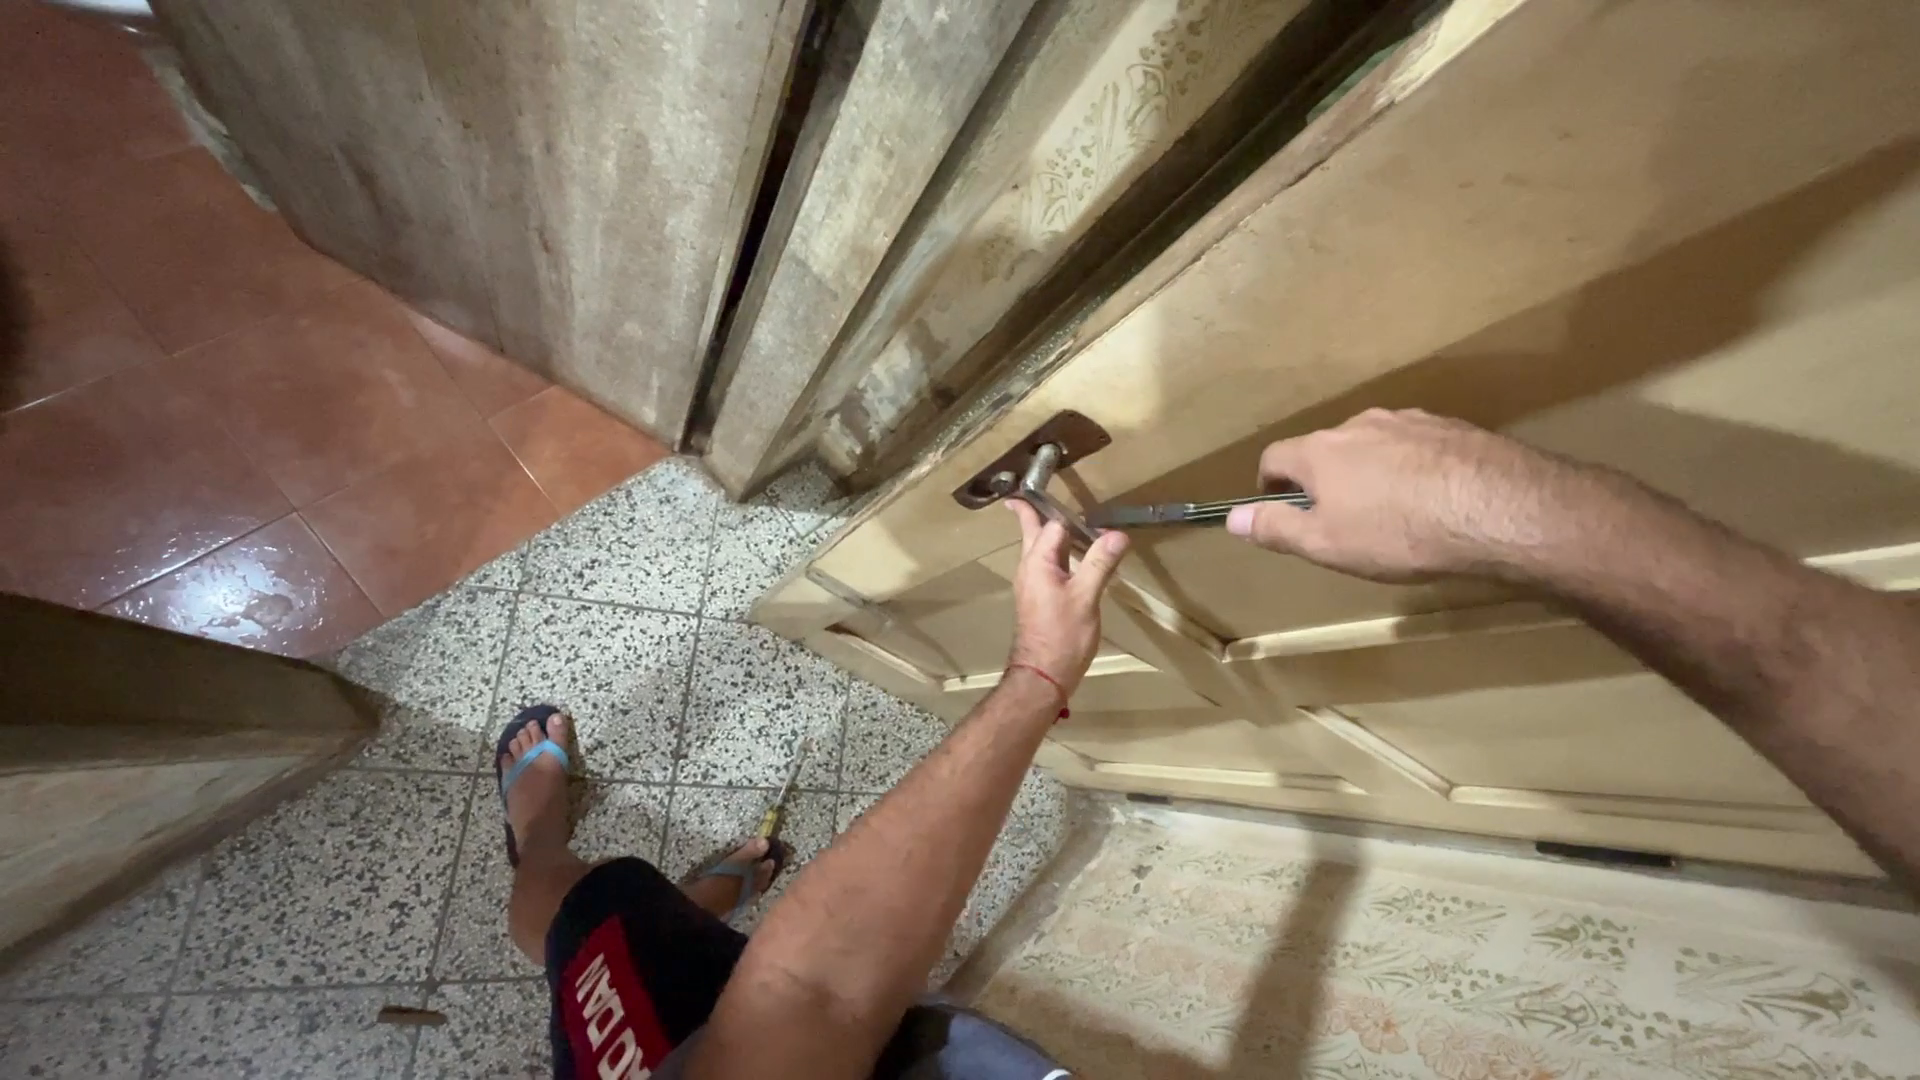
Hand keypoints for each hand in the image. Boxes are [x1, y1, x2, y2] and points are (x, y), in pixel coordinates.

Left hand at [1005, 500, 1129, 695]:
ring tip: (1063, 522)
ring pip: (1039, 550)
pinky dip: (1058, 556)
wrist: (1042, 675)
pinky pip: (1046, 567)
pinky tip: (1074, 561)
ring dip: (1049, 535)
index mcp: (1037, 563)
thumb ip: (1099, 563)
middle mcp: (1029, 569)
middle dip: (1031, 513)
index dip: (1071, 515)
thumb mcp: (1086, 597)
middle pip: (1032, 533)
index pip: (1052, 525)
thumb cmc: (1062, 636)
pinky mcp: (1038, 598)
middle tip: (1026, 493)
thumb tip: (1116, 534)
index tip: (1084, 504)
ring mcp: (1031, 584)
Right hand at [1224, 408, 1582, 581]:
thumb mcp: (1325, 543)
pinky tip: (1435, 499)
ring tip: (1394, 511)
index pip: (1274, 456)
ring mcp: (1411, 421)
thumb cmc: (1399, 533)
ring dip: (1370, 472)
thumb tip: (1233, 517)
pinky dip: (1413, 469)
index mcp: (1320, 451)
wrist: (1505, 511)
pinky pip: (1417, 447)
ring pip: (1373, 446)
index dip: (1270, 484)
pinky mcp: (1455, 428)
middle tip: (1341, 519)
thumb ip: (1275, 527)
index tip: (1282, 509)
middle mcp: (1360, 424)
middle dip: (1324, 479)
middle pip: (1325, 449)